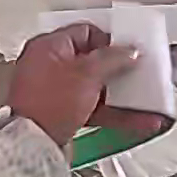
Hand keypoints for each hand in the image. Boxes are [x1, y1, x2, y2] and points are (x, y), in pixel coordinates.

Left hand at [5, 23, 169, 145]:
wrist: (31, 144)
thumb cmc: (46, 103)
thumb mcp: (86, 74)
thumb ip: (111, 59)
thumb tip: (128, 51)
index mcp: (48, 47)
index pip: (85, 32)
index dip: (109, 41)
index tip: (128, 51)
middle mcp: (48, 67)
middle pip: (92, 62)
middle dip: (118, 71)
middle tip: (138, 74)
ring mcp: (54, 92)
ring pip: (95, 89)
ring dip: (121, 96)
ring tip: (144, 100)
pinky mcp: (60, 115)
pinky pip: (92, 109)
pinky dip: (114, 114)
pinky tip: (137, 120)